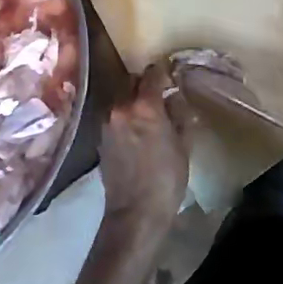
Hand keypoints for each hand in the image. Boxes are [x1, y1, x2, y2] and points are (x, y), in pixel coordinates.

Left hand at [99, 63, 191, 250]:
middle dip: (145, 82)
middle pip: (131, 80)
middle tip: (160, 92)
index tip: (171, 74)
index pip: (152, 73)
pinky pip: (114, 114)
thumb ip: (178, 113)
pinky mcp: (100, 137)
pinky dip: (124, 114)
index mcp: (144, 106)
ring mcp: (106, 122)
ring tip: (147, 111)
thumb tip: (174, 97)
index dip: (163, 71)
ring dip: (132, 98)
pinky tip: (135, 128)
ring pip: (120, 97)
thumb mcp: (183, 143)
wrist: (135, 213)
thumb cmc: (166, 178)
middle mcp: (121, 108)